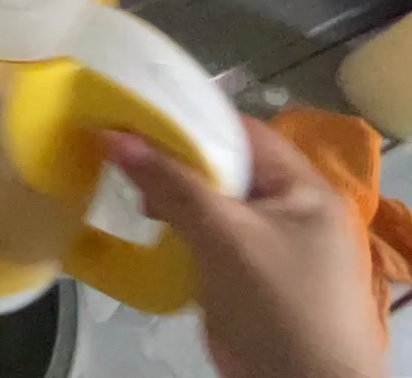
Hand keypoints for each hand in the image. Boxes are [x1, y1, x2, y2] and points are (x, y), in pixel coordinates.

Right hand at [103, 117, 384, 377]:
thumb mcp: (223, 236)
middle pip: (220, 158)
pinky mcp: (242, 261)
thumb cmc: (279, 305)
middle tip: (122, 142)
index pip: (239, 129)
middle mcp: (286, 204)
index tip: (136, 106)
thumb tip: (110, 135)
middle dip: (171, 150)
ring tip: (131, 183)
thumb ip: (168, 182)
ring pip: (206, 189)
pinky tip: (146, 214)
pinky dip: (172, 212)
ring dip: (167, 182)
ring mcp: (265, 235)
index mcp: (301, 188)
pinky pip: (202, 220)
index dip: (189, 114)